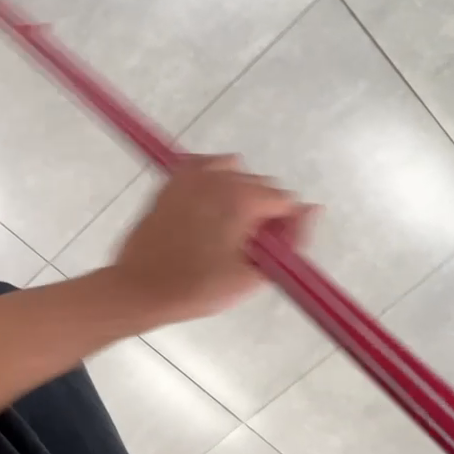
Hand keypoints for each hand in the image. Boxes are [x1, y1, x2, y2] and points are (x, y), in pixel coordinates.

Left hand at [106, 154, 313, 324]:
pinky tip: (205, 203)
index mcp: (243, 199)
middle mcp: (218, 179)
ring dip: (235, 192)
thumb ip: (292, 241)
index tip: (261, 250)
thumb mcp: (254, 275)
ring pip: (233, 171)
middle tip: (237, 245)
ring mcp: (189, 177)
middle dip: (257, 210)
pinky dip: (209, 177)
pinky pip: (201, 165)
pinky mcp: (168, 183)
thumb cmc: (197, 288)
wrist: (140, 289)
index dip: (280, 227)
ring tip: (220, 226)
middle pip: (259, 185)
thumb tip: (312, 209)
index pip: (285, 201)